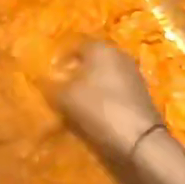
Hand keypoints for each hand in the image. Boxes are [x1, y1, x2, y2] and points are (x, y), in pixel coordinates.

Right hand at [55, 40, 164, 160]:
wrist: (140, 139)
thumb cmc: (99, 108)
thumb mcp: (66, 97)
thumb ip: (52, 84)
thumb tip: (43, 78)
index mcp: (100, 47)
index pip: (75, 44)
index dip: (60, 57)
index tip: (49, 72)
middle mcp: (118, 53)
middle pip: (91, 57)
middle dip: (76, 69)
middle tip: (61, 86)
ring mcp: (133, 72)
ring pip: (104, 72)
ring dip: (91, 83)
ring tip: (77, 100)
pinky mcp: (141, 92)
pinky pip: (115, 87)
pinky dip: (104, 94)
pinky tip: (96, 109)